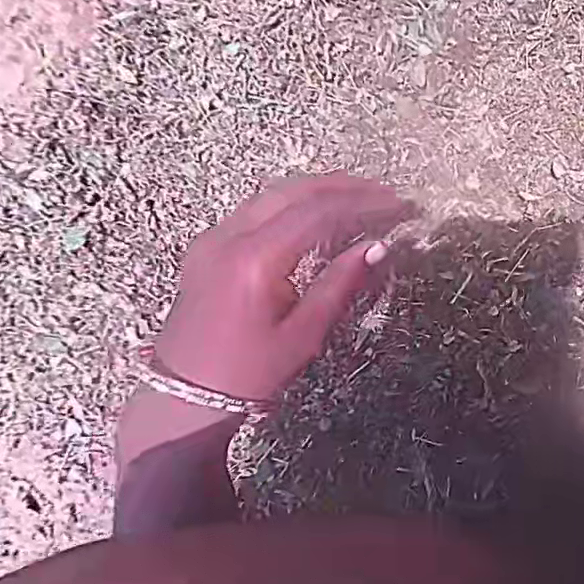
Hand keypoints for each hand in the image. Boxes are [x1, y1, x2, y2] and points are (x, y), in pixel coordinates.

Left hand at [149, 174, 414, 402]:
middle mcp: (228, 239)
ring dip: (319, 190)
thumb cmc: (248, 374)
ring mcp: (213, 240)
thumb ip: (340, 283)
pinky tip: (319, 213)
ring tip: (360, 195)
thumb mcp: (304, 333)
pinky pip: (257, 210)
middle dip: (343, 186)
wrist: (184, 397)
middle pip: (293, 192)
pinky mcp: (209, 248)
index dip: (364, 204)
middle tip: (385, 193)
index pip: (318, 214)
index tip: (399, 206)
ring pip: (272, 195)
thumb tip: (377, 248)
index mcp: (253, 261)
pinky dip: (294, 204)